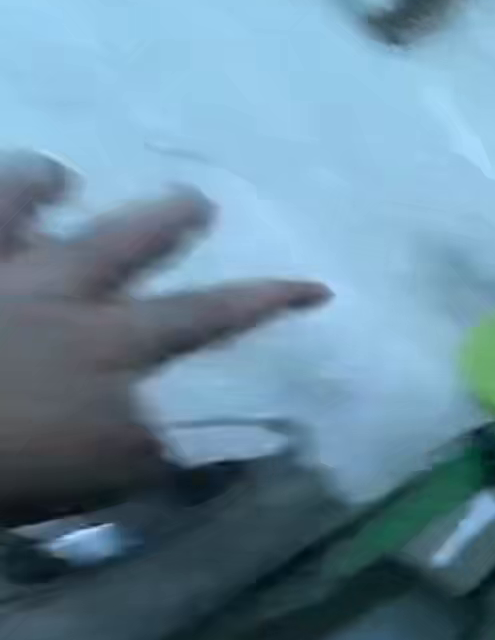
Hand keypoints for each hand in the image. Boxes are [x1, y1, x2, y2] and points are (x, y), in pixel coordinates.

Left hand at [0, 154, 330, 523]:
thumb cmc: (12, 460)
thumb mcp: (116, 474)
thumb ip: (177, 454)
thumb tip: (244, 449)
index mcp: (112, 340)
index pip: (213, 312)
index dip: (269, 297)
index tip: (318, 286)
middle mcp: (41, 297)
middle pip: (111, 247)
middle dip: (159, 220)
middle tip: (192, 194)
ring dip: (23, 189)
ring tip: (46, 165)